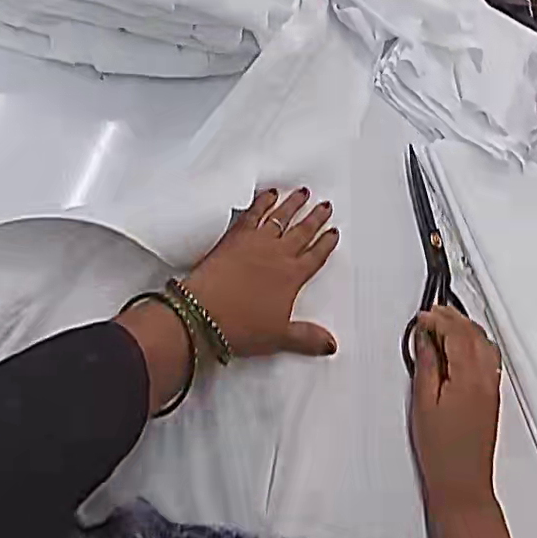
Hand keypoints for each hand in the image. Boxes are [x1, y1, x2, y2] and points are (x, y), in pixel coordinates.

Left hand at [182, 189, 340, 358]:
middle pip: (303, 231)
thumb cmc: (239, 326)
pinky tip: (268, 194)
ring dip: (293, 204)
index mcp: (292, 276)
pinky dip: (262, 201)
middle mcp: (278, 254)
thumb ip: (307, 338)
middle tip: (325, 206)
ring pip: (281, 217)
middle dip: (316, 217)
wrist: (204, 315)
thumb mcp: (279, 337)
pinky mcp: (236, 236)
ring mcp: (257, 242)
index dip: (326, 243)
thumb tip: (329, 344)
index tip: (332, 233)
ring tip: (302, 193)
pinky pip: (254, 212)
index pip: (315, 255)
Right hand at [410, 307, 501, 512]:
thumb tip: (424, 337)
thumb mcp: (423, 402)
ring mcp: (491, 386)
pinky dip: (474, 341)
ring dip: (464, 327)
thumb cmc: (442, 453)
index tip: (422, 317)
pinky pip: (488, 355)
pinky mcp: (492, 394)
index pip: (456, 333)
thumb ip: (426, 364)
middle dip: (452, 318)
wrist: (462, 485)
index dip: (438, 319)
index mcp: (469, 376)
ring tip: (443, 323)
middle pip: (473, 333)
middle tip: (431, 314)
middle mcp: (486, 378)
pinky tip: (460, 344)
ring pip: (483, 342)